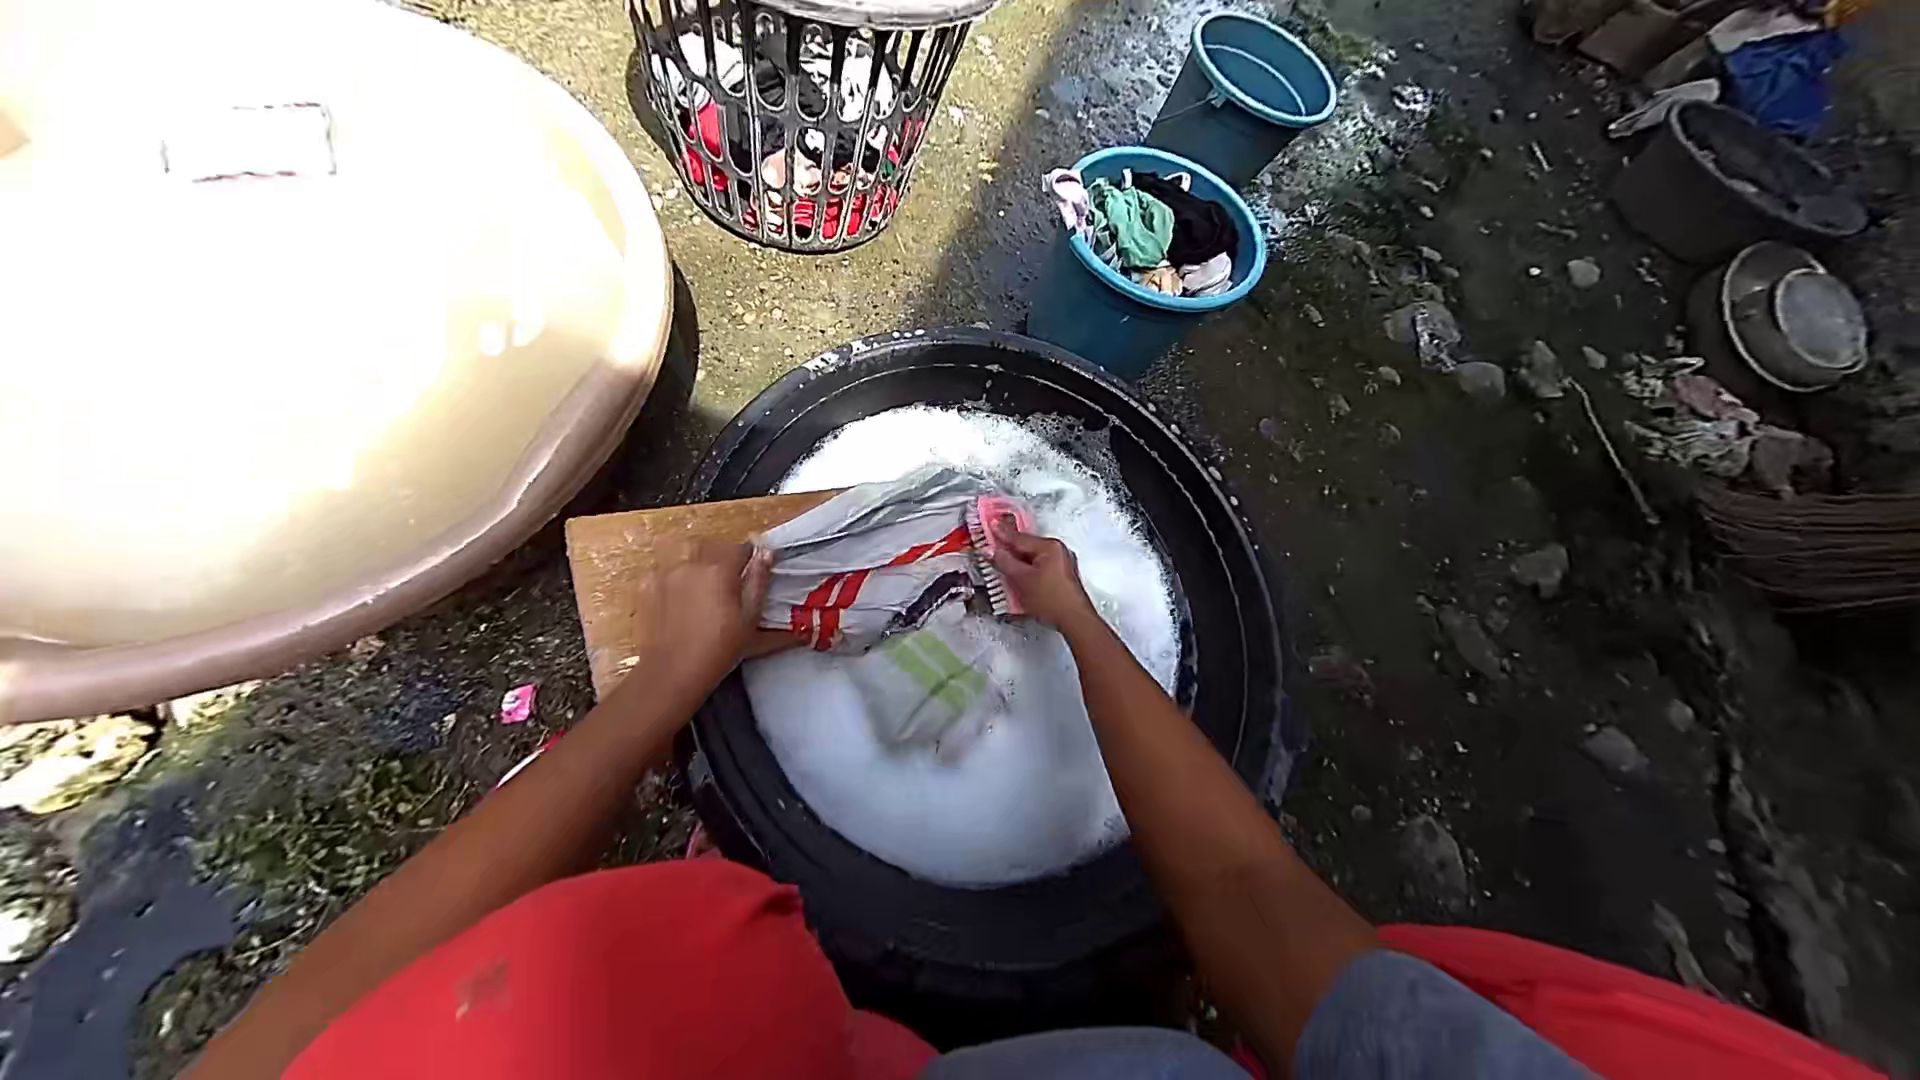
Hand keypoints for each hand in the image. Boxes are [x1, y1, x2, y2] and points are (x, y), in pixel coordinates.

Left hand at [631, 542, 776, 689]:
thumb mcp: (750, 617)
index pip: (740, 548)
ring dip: (697, 563)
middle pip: (712, 547)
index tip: (750, 571)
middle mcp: (691, 564)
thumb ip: (759, 581)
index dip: (749, 559)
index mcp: (720, 569)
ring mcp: (665, 572)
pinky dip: (674, 576)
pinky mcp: (646, 585)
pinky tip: (678, 596)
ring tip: (701, 587)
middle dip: (723, 559)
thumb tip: (765, 554)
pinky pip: (664, 569)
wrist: (673, 670)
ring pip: (686, 554)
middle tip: (727, 583)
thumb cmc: (719, 648)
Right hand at [987, 520, 1099, 632]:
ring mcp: (1062, 564)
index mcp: (1050, 546)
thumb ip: (1004, 562)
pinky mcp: (1062, 577)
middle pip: (1026, 547)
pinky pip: (1040, 568)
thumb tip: (993, 552)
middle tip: (993, 548)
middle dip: (1009, 550)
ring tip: (1004, 568)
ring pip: (1033, 558)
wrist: (1074, 620)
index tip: (991, 526)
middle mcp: (1058, 551)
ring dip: (1018, 563)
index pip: (1019, 538)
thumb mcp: (1021, 579)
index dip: (1001, 533)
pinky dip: (1028, 571)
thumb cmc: (1053, 600)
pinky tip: (1020, 580)